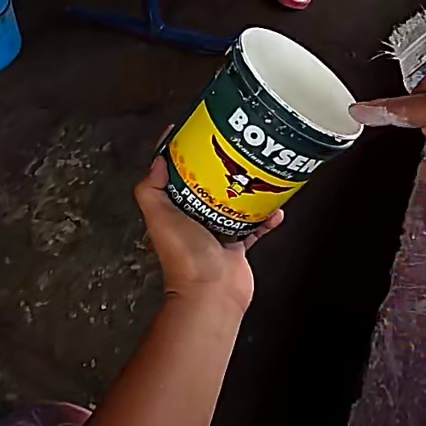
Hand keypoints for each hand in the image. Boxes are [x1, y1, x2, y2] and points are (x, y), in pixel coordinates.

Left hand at [133, 156, 280, 312]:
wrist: (212, 292)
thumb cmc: (185, 257)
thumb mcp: (160, 217)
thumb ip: (151, 190)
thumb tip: (156, 162)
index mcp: (175, 210)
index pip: (175, 176)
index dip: (181, 155)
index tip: (193, 134)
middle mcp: (195, 219)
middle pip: (208, 185)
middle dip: (220, 167)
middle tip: (233, 149)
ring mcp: (218, 231)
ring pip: (234, 202)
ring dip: (246, 189)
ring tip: (257, 172)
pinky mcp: (238, 244)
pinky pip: (256, 226)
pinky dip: (266, 217)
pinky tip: (275, 207)